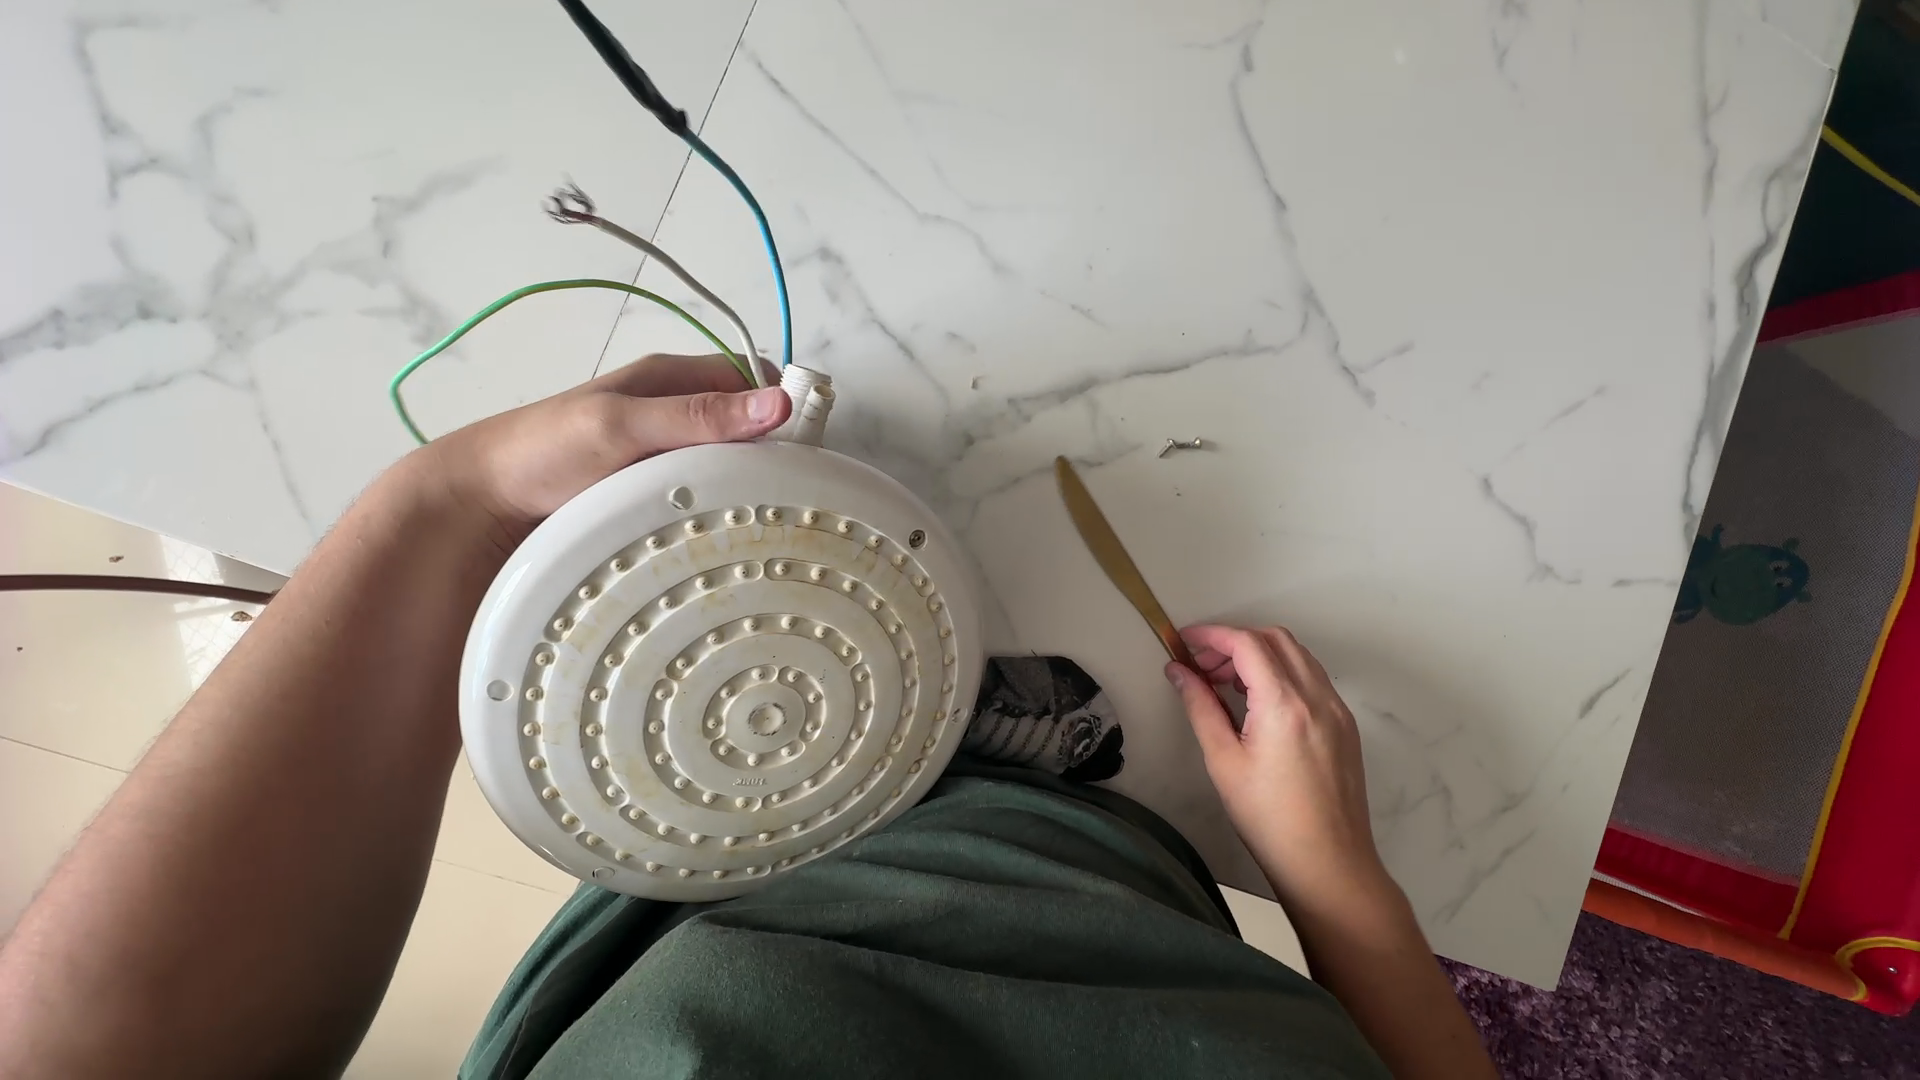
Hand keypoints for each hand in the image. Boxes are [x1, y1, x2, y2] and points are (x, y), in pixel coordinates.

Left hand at [408, 353, 789, 552]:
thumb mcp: (625, 426)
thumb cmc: (548, 450)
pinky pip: (708, 487)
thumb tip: (780, 403)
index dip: (784, 407)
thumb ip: (699, 416)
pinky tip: (726, 527)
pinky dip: (723, 502)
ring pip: (731, 460)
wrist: (484, 500)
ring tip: (761, 518)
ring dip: (747, 482)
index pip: (755, 379)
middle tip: (785, 495)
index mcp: (675, 377)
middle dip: (772, 451)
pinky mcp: (658, 486)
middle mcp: (678, 410)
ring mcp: (669, 451)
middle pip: (749, 423)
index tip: (802, 452)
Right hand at [1165, 624, 1391, 915]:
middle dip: (1234, 641)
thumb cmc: (1269, 818)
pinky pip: (1311, 677)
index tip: (1184, 642)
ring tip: (1225, 684)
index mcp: (1284, 704)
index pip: (1247, 643)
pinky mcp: (1344, 726)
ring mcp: (1337, 710)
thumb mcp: (1223, 760)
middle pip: (1275, 639)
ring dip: (1258, 654)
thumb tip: (1178, 672)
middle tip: (1202, 666)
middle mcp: (1317, 697)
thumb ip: (1200, 707)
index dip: (1211, 635)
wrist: (1329, 865)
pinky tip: (1257, 702)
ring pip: (1297, 655)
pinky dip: (1280, 672)